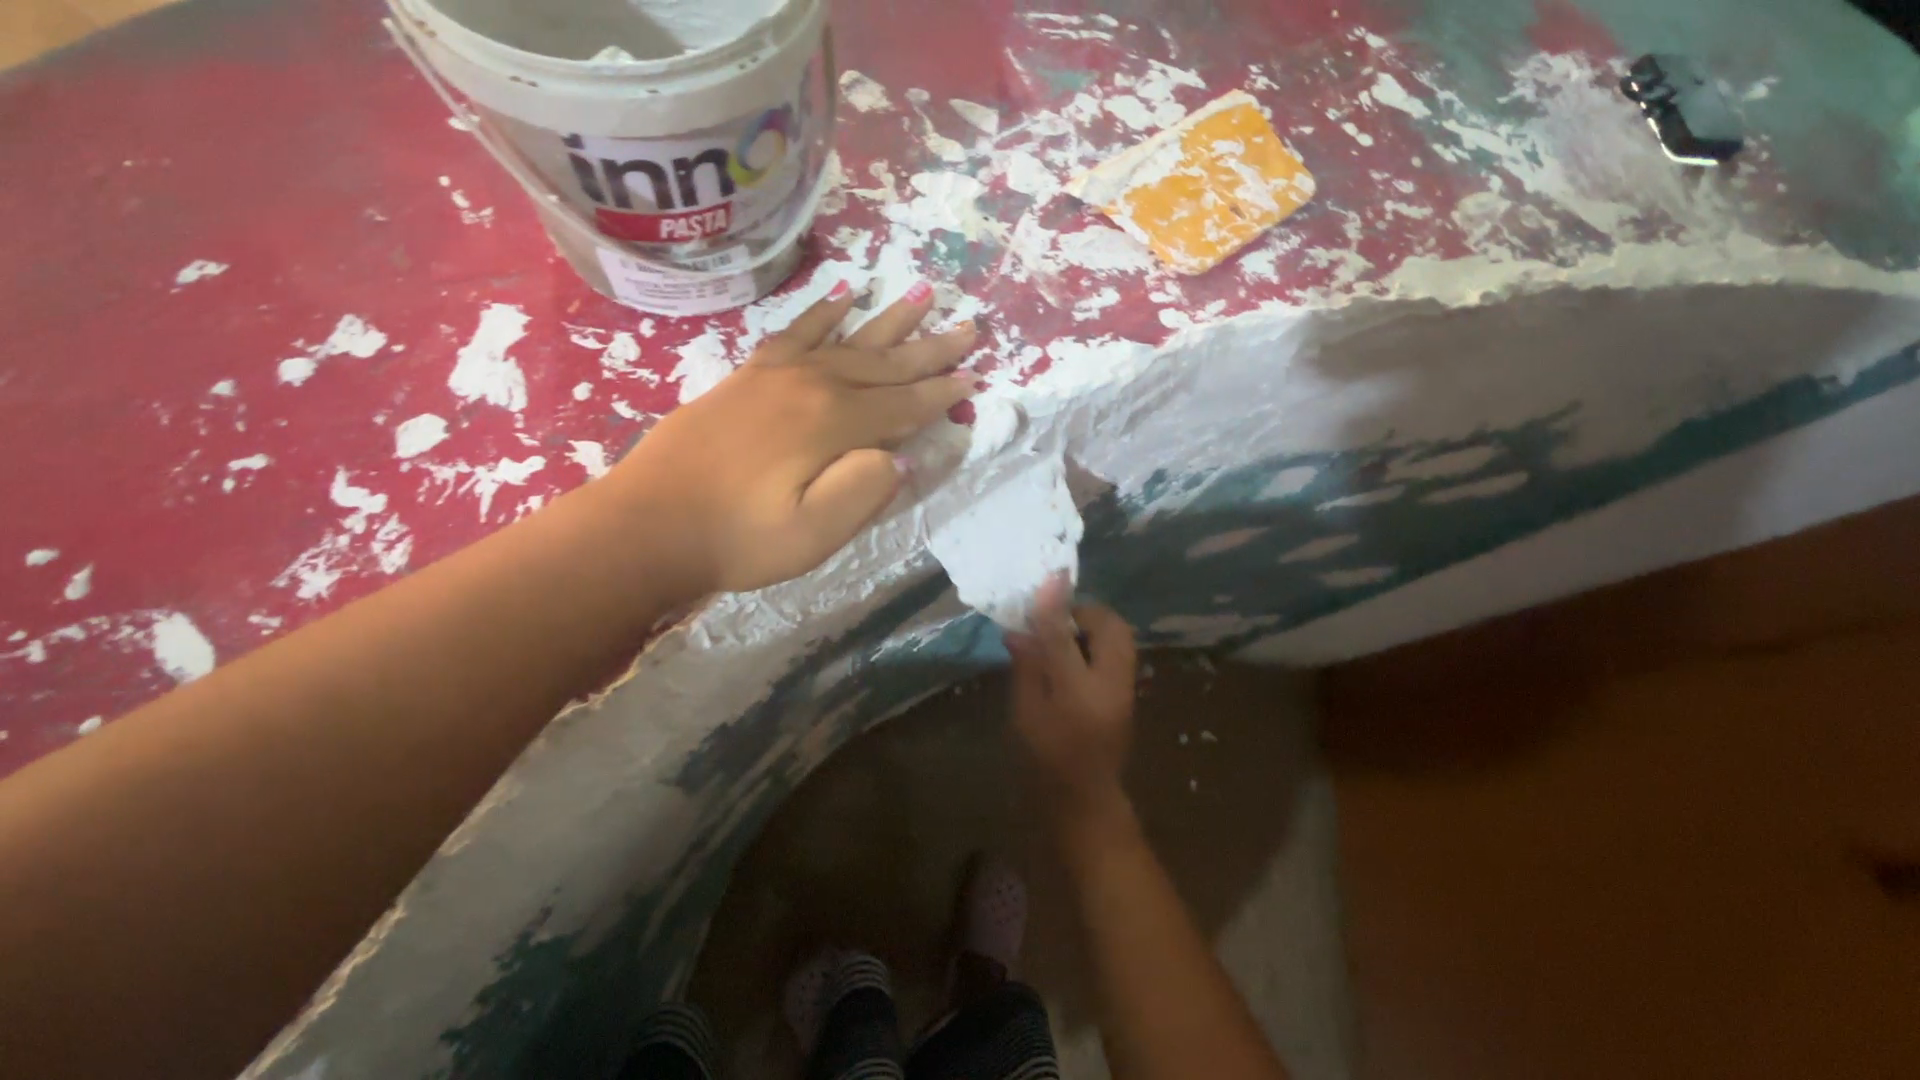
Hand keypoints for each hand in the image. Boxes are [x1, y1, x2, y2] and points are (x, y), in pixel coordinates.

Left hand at [610, 282, 977, 593]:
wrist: (648, 524)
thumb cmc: (736, 539)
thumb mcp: (812, 534)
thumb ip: (863, 490)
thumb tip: (899, 456)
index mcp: (831, 423)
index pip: (903, 404)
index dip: (941, 394)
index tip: (975, 377)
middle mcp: (810, 385)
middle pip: (883, 363)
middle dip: (930, 348)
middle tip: (971, 325)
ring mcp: (775, 374)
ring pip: (847, 339)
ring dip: (888, 320)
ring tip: (923, 292)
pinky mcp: (747, 376)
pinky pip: (795, 332)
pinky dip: (823, 313)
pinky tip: (843, 295)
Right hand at [1004, 575, 1139, 819]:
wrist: (1084, 802)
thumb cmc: (1044, 761)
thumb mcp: (1024, 713)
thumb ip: (1026, 666)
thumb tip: (1020, 627)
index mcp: (1079, 691)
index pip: (1065, 634)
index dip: (1054, 604)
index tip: (1047, 577)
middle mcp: (1111, 684)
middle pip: (1110, 626)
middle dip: (1084, 612)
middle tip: (1053, 618)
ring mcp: (1126, 689)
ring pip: (1120, 636)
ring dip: (1093, 624)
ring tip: (1061, 634)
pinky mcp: (1128, 694)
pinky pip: (1118, 651)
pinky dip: (1098, 641)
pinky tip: (1072, 654)